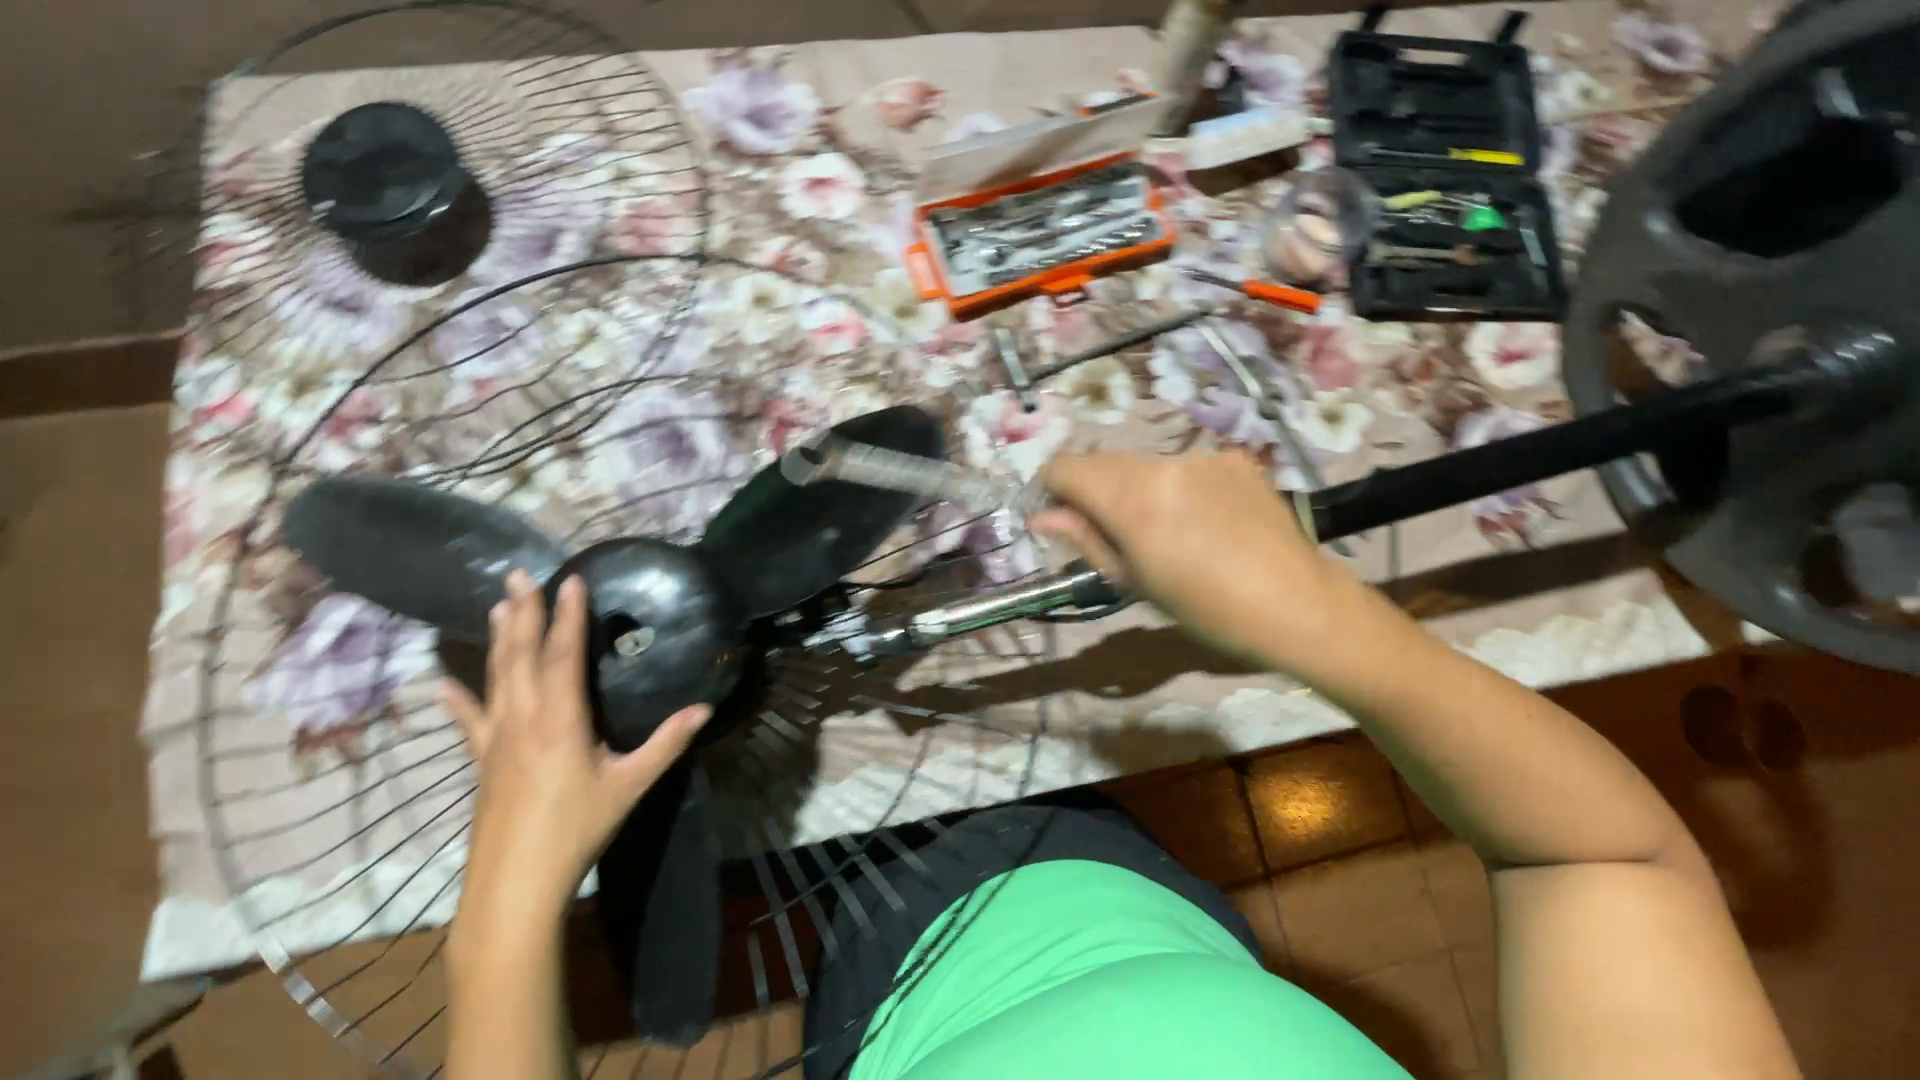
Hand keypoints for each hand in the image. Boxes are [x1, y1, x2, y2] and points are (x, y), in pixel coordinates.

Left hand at [446, 569, 709, 930]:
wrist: (514, 882)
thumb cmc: (576, 829)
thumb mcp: (630, 786)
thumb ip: (666, 744)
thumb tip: (705, 708)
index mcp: (560, 719)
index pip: (563, 654)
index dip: (568, 615)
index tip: (571, 579)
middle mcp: (522, 718)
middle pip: (521, 653)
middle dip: (523, 611)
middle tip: (518, 574)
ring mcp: (495, 738)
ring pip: (495, 676)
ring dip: (498, 638)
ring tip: (498, 605)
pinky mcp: (481, 759)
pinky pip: (469, 719)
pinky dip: (457, 697)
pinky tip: (441, 683)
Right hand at [1033, 450, 1366, 668]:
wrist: (1295, 604)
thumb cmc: (1205, 609)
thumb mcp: (1134, 581)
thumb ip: (1085, 539)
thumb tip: (1041, 516)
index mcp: (1131, 500)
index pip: (1065, 468)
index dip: (1052, 488)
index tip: (1058, 515)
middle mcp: (1161, 466)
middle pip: (1103, 462)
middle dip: (1092, 488)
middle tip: (1106, 531)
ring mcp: (1201, 458)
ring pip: (1143, 463)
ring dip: (1134, 487)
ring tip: (1161, 531)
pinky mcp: (1233, 460)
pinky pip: (1185, 467)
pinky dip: (1176, 487)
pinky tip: (1202, 521)